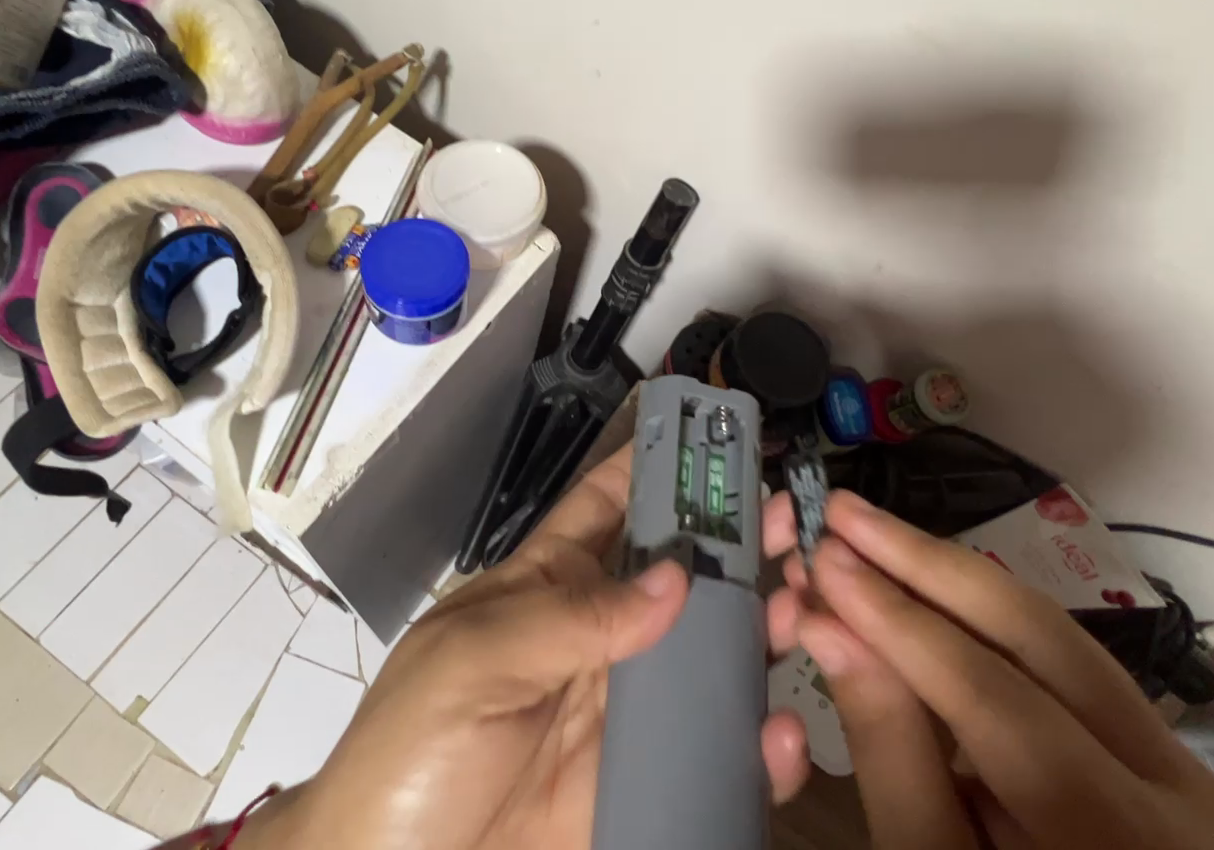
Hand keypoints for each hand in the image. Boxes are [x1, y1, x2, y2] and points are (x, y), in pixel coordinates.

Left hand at [269, 447, 810, 849]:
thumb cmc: (412, 748)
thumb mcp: (473, 663)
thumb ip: (569, 619)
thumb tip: (675, 580)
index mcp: (544, 585)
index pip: (606, 505)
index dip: (655, 466)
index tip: (716, 439)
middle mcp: (595, 633)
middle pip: (675, 573)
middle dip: (732, 542)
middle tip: (789, 523)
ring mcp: (624, 704)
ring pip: (708, 652)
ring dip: (759, 627)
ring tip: (800, 609)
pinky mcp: (643, 773)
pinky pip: (712, 748)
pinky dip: (757, 741)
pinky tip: (782, 733)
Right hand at [765, 489, 1213, 849]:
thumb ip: (887, 744)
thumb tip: (827, 626)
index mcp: (1125, 838)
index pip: (995, 697)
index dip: (898, 620)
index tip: (822, 560)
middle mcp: (1174, 777)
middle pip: (1036, 632)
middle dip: (924, 561)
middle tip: (840, 511)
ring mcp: (1166, 747)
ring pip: (1044, 625)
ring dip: (940, 570)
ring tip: (860, 529)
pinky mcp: (1139, 731)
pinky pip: (1045, 648)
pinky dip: (965, 607)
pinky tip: (907, 576)